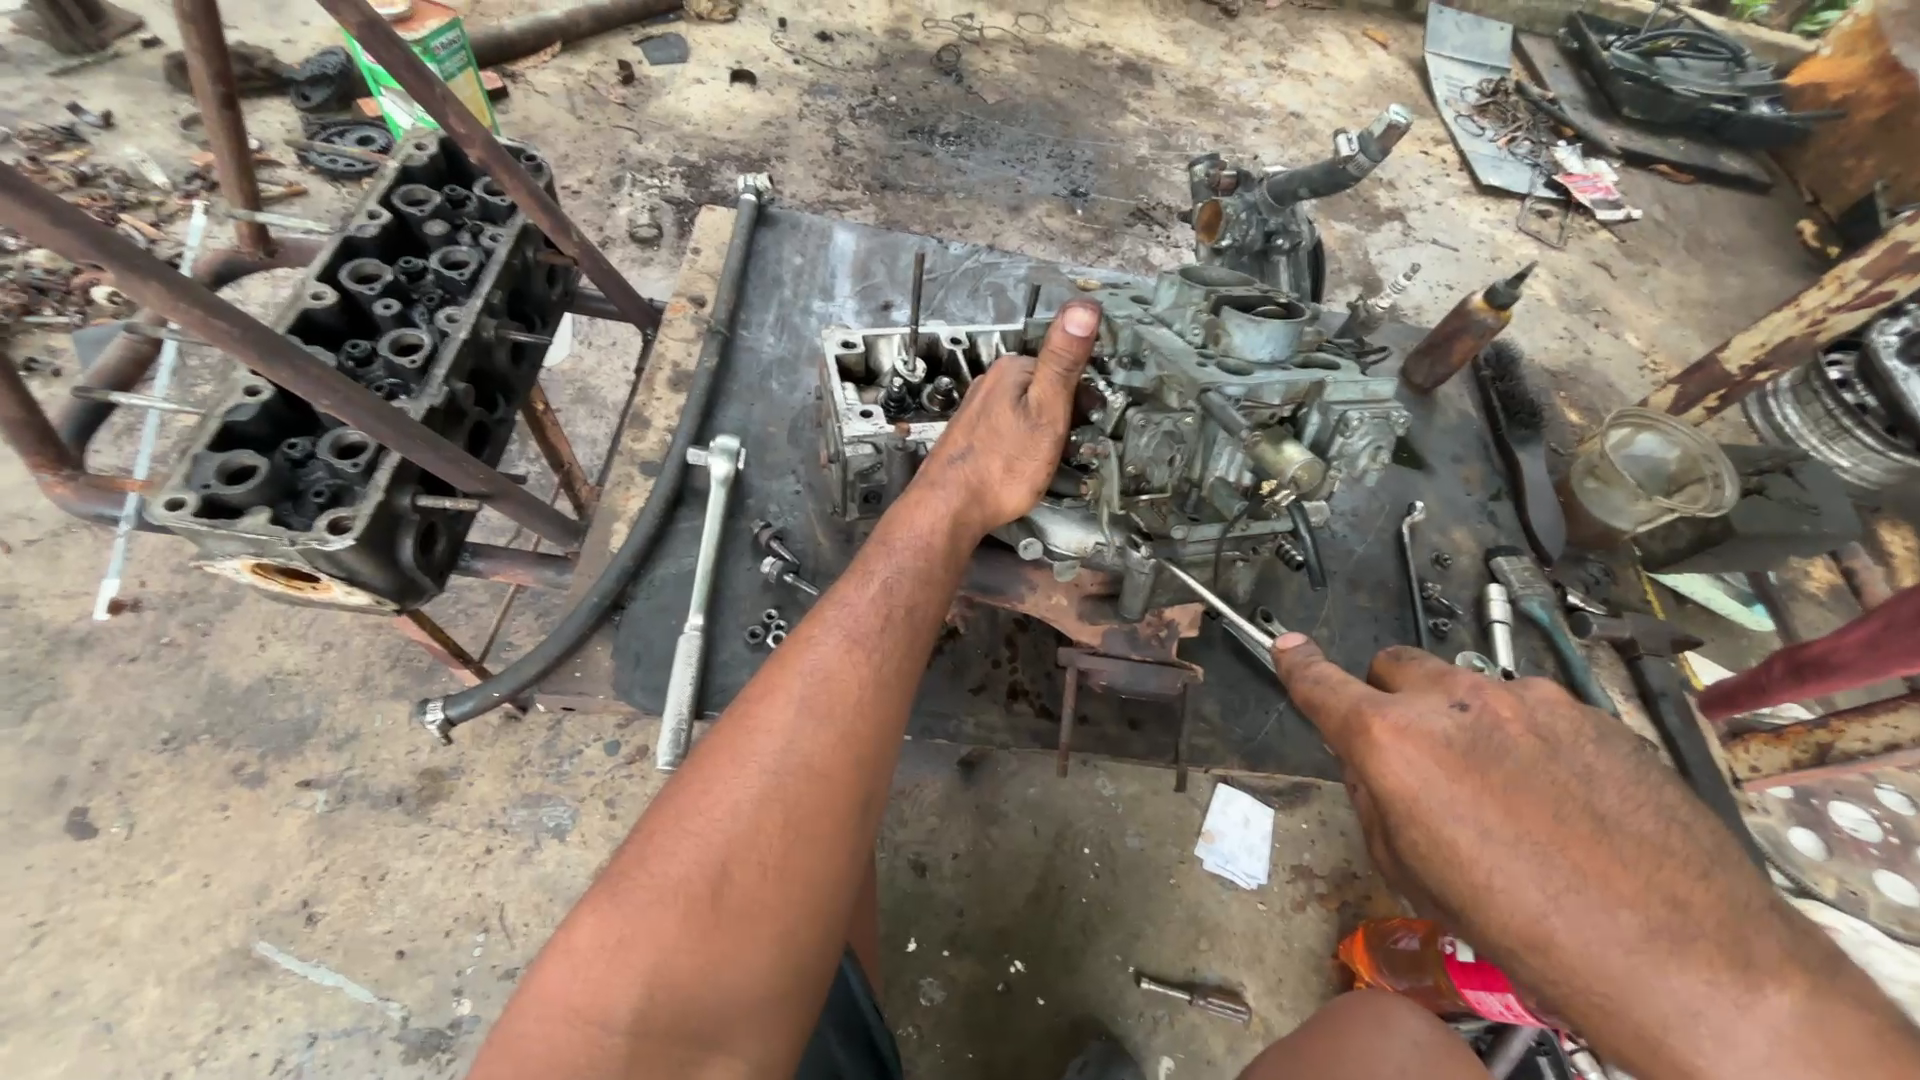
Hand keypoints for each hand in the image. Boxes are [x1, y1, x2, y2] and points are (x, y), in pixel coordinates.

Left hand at [908, 300, 1100, 538]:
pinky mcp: (975, 436)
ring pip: (1029, 414)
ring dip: (1046, 437)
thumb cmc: (999, 468)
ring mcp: (980, 410)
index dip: (1084, 402)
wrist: (951, 508)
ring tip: (1044, 464)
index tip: (1087, 427)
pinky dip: (1025, 449)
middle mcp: (991, 384)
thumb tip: (1083, 308)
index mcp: (1012, 370)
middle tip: (1067, 450)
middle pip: (1046, 391)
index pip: (1066, 370)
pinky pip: (1012, 433)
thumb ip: (1063, 360)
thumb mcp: (1047, 411)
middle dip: (1064, 419)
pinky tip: (1023, 469)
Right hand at [1270, 635, 1919, 1079]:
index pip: (1322, 685)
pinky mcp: (1591, 713)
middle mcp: (1454, 699)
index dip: (1297, 664)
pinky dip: (1522, 737)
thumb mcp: (1408, 871)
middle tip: (1415, 753)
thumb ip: (1375, 800)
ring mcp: (1529, 698)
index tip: (1287, 647)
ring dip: (1461, 719)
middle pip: (1394, 664)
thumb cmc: (1515, 922)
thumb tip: (1372, 767)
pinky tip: (1560, 797)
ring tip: (1505, 789)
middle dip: (1390, 698)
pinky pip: (1531, 711)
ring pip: (1467, 687)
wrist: (1676, 950)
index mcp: (1394, 740)